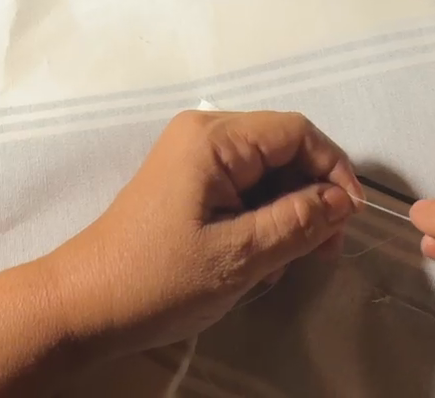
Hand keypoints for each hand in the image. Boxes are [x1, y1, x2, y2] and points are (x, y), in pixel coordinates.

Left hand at [38, 110, 362, 356]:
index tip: (349, 217)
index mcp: (214, 137)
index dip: (332, 168)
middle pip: (281, 147)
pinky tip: (261, 257)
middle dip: (311, 194)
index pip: (295, 131)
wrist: (85, 304)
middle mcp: (205, 132)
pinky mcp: (189, 179)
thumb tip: (343, 200)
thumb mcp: (239, 256)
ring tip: (289, 262)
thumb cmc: (159, 278)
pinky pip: (243, 184)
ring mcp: (194, 154)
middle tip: (326, 249)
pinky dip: (262, 216)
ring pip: (265, 169)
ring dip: (287, 211)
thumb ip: (297, 222)